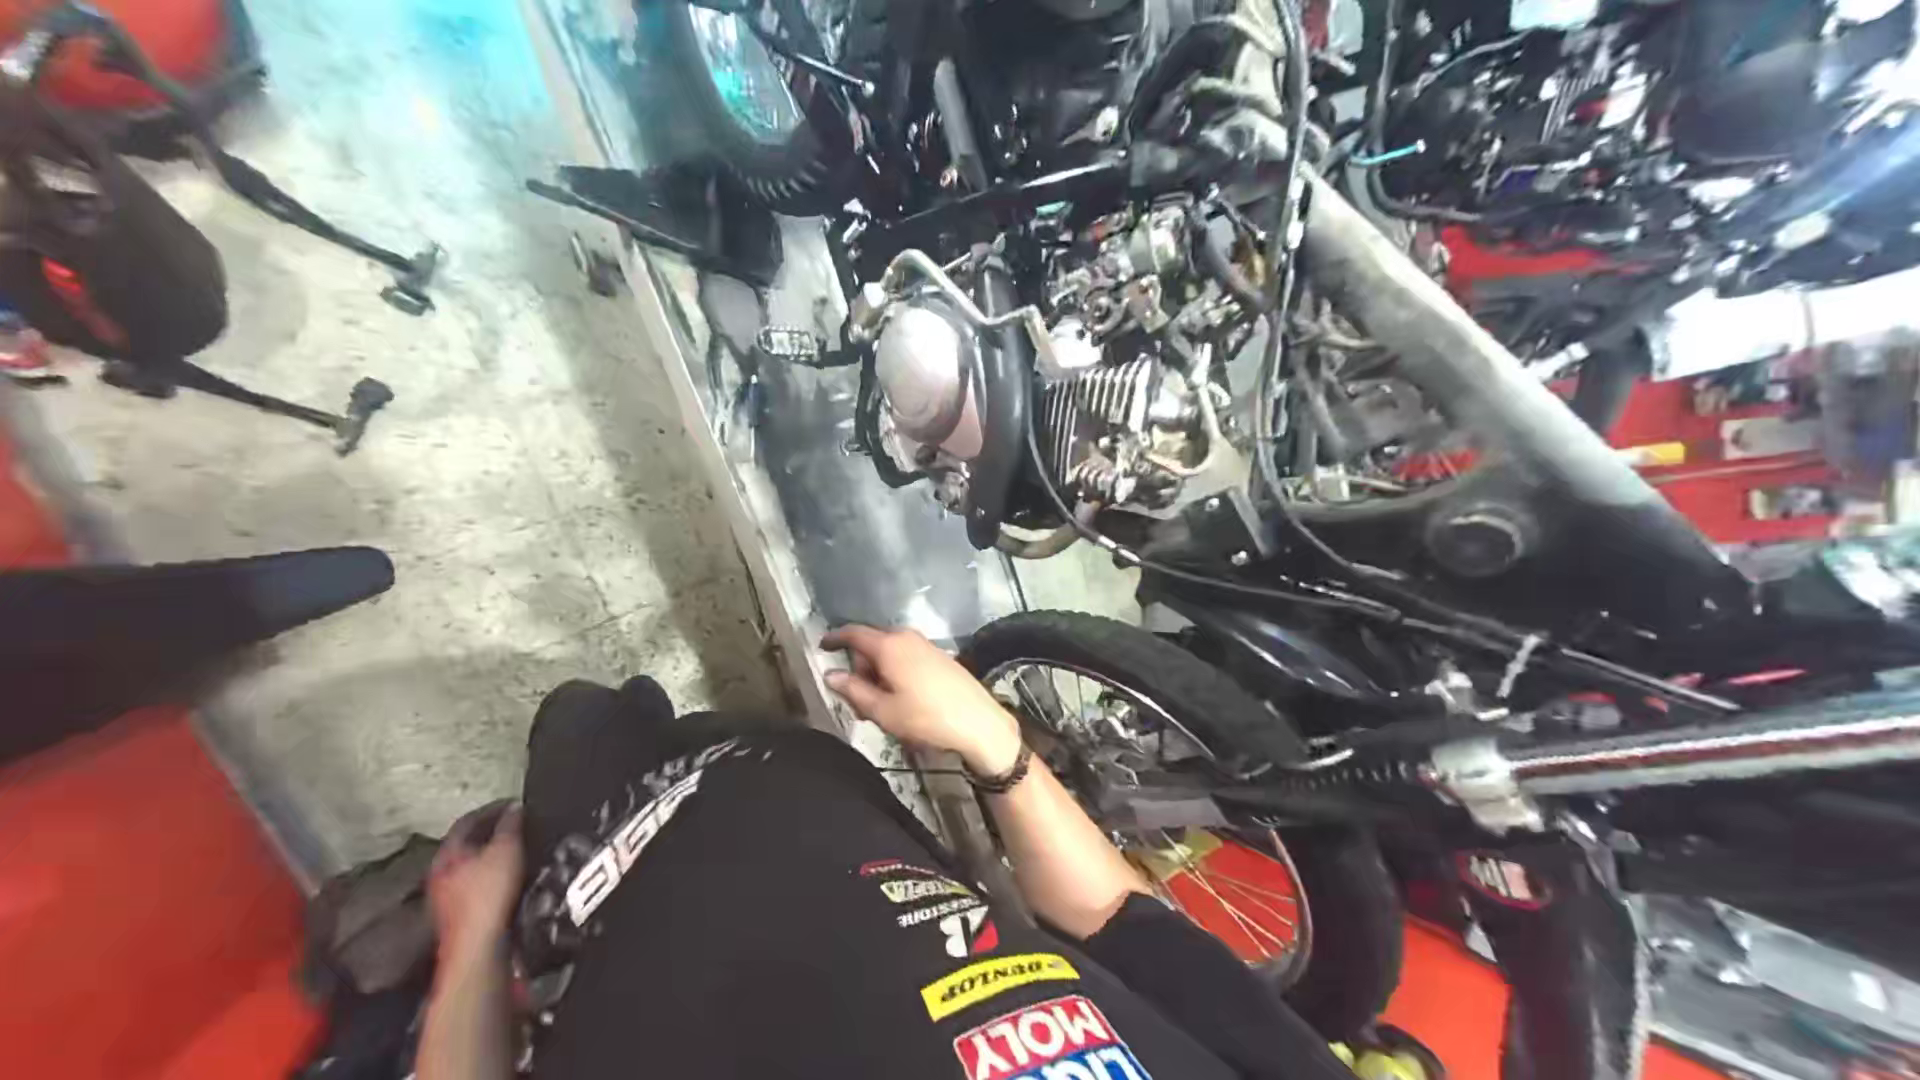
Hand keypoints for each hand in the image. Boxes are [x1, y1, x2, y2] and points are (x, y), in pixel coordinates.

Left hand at [428, 800, 523, 968]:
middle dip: (491, 830)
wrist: (478, 946)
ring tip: (518, 845)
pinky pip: (475, 880)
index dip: (493, 808)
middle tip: (518, 822)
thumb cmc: (490, 892)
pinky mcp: (457, 912)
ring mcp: (444, 895)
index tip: (516, 804)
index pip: (468, 820)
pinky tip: (510, 873)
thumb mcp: (506, 850)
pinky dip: (492, 870)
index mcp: (447, 854)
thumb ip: (510, 825)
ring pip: (470, 863)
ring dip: (492, 851)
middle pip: (466, 842)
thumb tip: (515, 807)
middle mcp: (439, 872)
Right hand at [822, 624, 1022, 775]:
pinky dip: (896, 674)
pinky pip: (906, 658)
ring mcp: (925, 645)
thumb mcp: (882, 710)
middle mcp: (907, 637)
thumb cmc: (926, 717)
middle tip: (859, 704)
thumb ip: (852, 690)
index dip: (835, 638)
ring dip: (878, 676)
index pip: (854, 633)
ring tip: (881, 710)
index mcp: (889, 645)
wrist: (978, 722)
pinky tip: (901, 702)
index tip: (822, 646)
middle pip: (871, 645)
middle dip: (860, 670)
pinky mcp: (939, 656)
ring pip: (889, 654)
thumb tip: (830, 674)